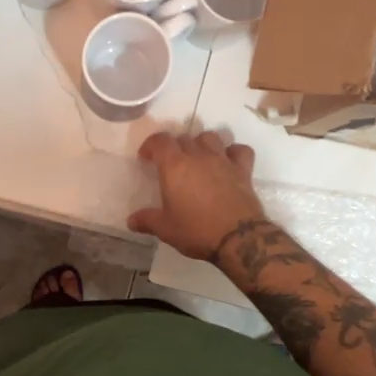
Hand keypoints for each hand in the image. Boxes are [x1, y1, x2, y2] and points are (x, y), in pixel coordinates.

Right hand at [127, 131, 267, 263]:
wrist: (237, 238)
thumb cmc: (196, 230)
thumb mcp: (165, 229)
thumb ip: (147, 220)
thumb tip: (131, 221)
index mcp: (175, 166)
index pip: (160, 141)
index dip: (151, 145)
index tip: (146, 158)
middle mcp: (199, 156)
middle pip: (184, 138)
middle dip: (174, 147)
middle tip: (170, 165)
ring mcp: (223, 160)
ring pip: (210, 137)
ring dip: (201, 143)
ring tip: (197, 158)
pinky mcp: (243, 170)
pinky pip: (239, 150)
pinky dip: (232, 152)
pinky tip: (228, 162)